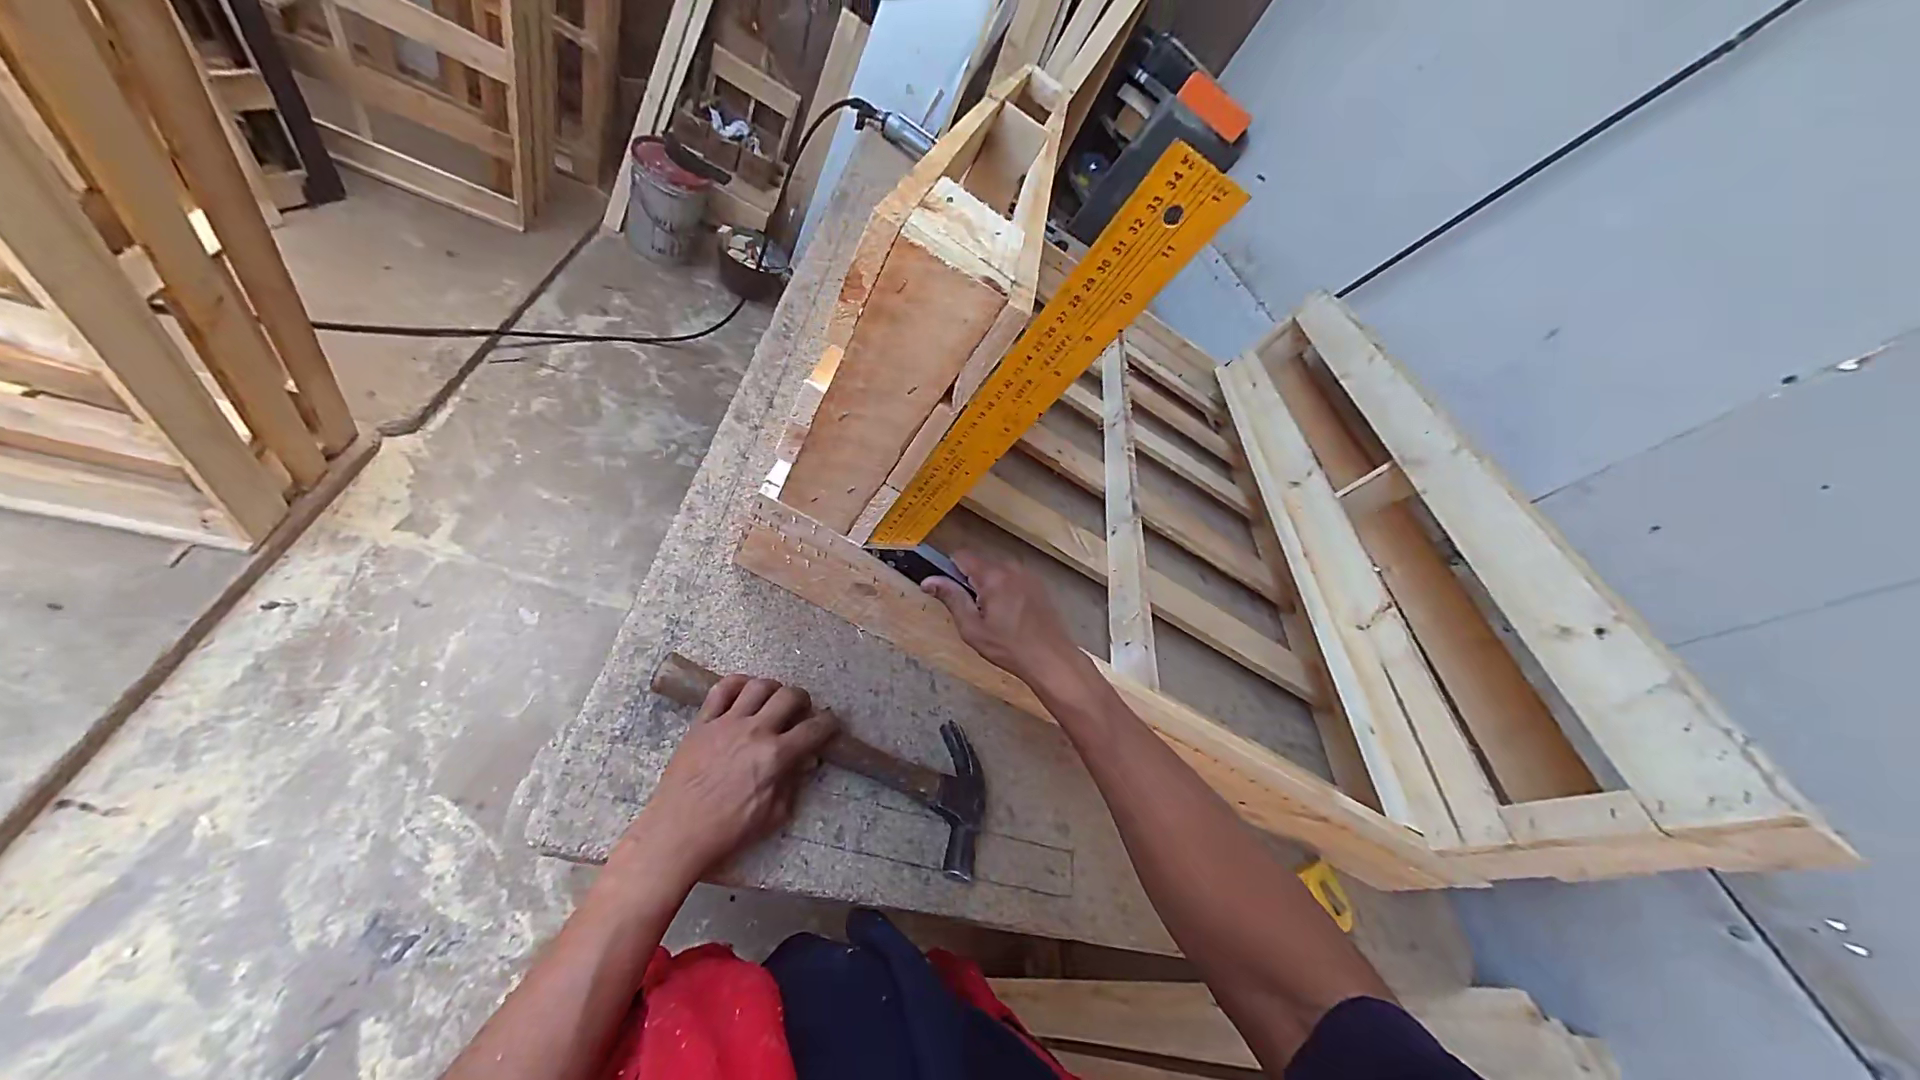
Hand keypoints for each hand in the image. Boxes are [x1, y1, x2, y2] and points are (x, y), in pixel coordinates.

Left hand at [614, 675, 839, 880]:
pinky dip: (738, 684)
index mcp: (776, 756)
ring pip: (758, 685)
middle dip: (804, 701)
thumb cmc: (727, 831)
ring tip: (773, 700)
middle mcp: (755, 731)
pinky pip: (721, 690)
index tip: (830, 725)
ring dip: (774, 689)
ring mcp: (726, 723)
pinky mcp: (702, 723)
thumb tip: (804, 761)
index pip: (815, 728)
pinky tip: (744, 692)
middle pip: (790, 696)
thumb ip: (793, 783)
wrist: (677, 833)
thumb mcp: (773, 815)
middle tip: (801, 712)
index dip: (829, 724)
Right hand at [921, 551, 1087, 691]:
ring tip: (993, 617)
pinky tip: (1010, 615)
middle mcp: (1012, 568)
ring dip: (988, 586)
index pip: (961, 555)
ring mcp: (1028, 574)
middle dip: (970, 581)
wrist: (1051, 658)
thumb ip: (951, 598)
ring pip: (996, 571)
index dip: (949, 569)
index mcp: (993, 576)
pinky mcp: (1038, 584)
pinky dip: (1005, 590)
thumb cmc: (1010, 647)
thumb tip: (929, 581)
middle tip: (973, 611)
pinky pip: (1012, 579)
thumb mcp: (972, 627)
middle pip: (979, 563)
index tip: (948, 588)